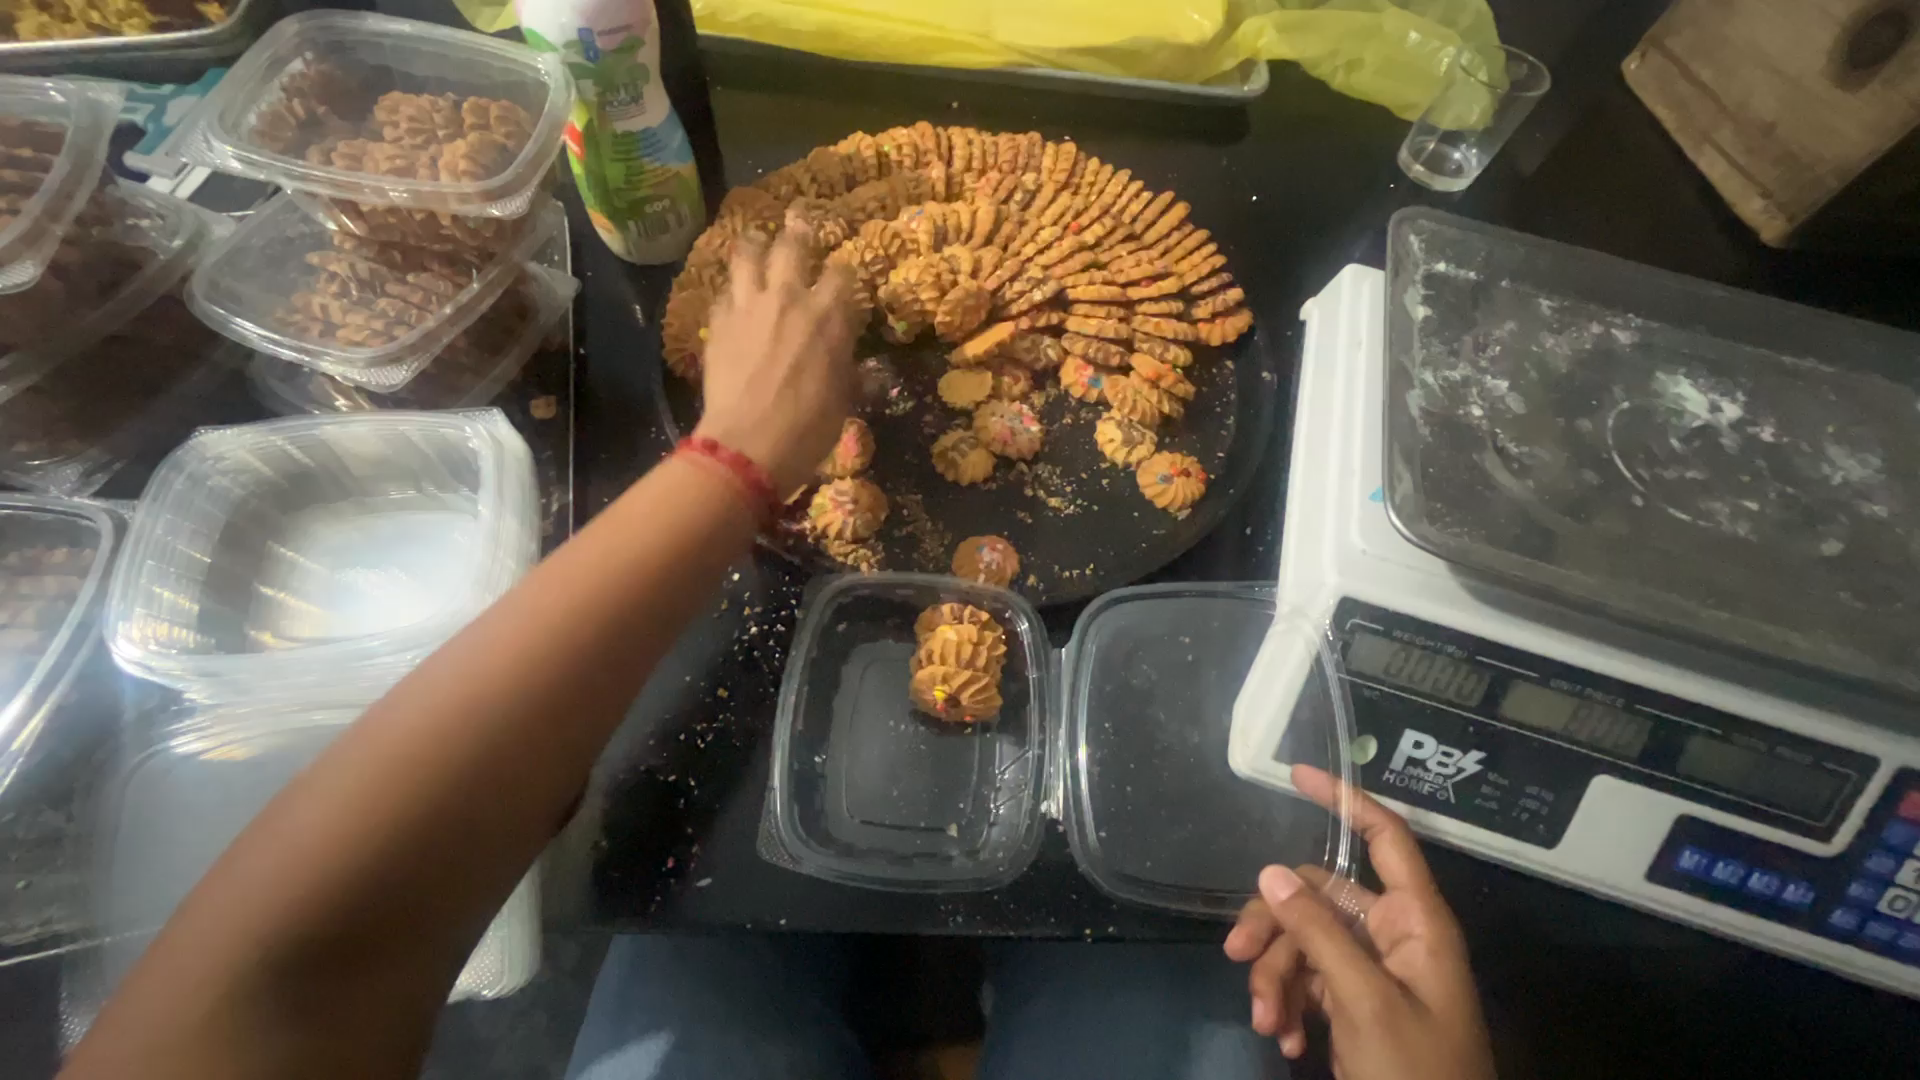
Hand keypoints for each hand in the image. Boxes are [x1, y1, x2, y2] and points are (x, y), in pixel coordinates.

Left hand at [693, 216, 856, 492]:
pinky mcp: (718, 323)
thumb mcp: (844, 400)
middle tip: (799, 222)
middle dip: (799, 232)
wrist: (750, 445)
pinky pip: (723, 291)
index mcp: (828, 316)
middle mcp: (788, 298)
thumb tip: (866, 369)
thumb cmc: (809, 428)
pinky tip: (733, 294)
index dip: (844, 271)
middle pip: (793, 246)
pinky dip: (731, 288)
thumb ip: (850, 372)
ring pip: (747, 255)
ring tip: (756, 239)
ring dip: (754, 244)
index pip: (842, 274)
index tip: (844, 276)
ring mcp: (748, 306)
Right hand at [1223, 764, 1494, 1079]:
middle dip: (1275, 927)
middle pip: (1318, 895)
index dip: (1346, 801)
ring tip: (1265, 1020)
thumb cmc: (1418, 1075)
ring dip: (1276, 975)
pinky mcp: (1352, 1000)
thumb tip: (1269, 871)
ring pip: (1303, 937)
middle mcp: (1391, 935)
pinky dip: (1288, 1001)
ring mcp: (1370, 968)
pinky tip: (1282, 1035)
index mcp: (1415, 923)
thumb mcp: (1365, 1003)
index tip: (1296, 775)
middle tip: (1238, 957)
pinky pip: (1306, 976)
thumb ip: (1318, 933)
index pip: (1385, 838)